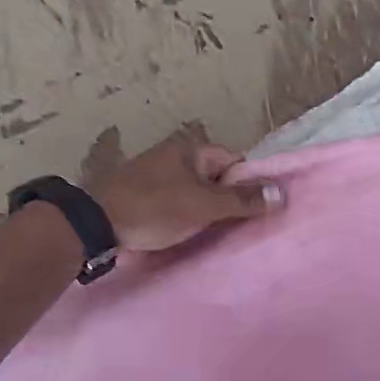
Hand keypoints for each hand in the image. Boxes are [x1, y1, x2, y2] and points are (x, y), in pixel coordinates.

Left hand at [85, 126, 283, 252]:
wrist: (97, 225)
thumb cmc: (156, 209)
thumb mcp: (206, 205)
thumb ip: (244, 200)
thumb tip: (281, 194)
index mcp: (190, 150)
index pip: (235, 161)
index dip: (249, 182)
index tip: (257, 207)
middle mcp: (176, 156)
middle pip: (219, 177)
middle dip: (233, 198)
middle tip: (243, 223)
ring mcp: (160, 175)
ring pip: (201, 191)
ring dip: (213, 209)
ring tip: (223, 230)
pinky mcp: (149, 195)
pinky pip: (184, 202)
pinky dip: (194, 214)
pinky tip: (197, 230)